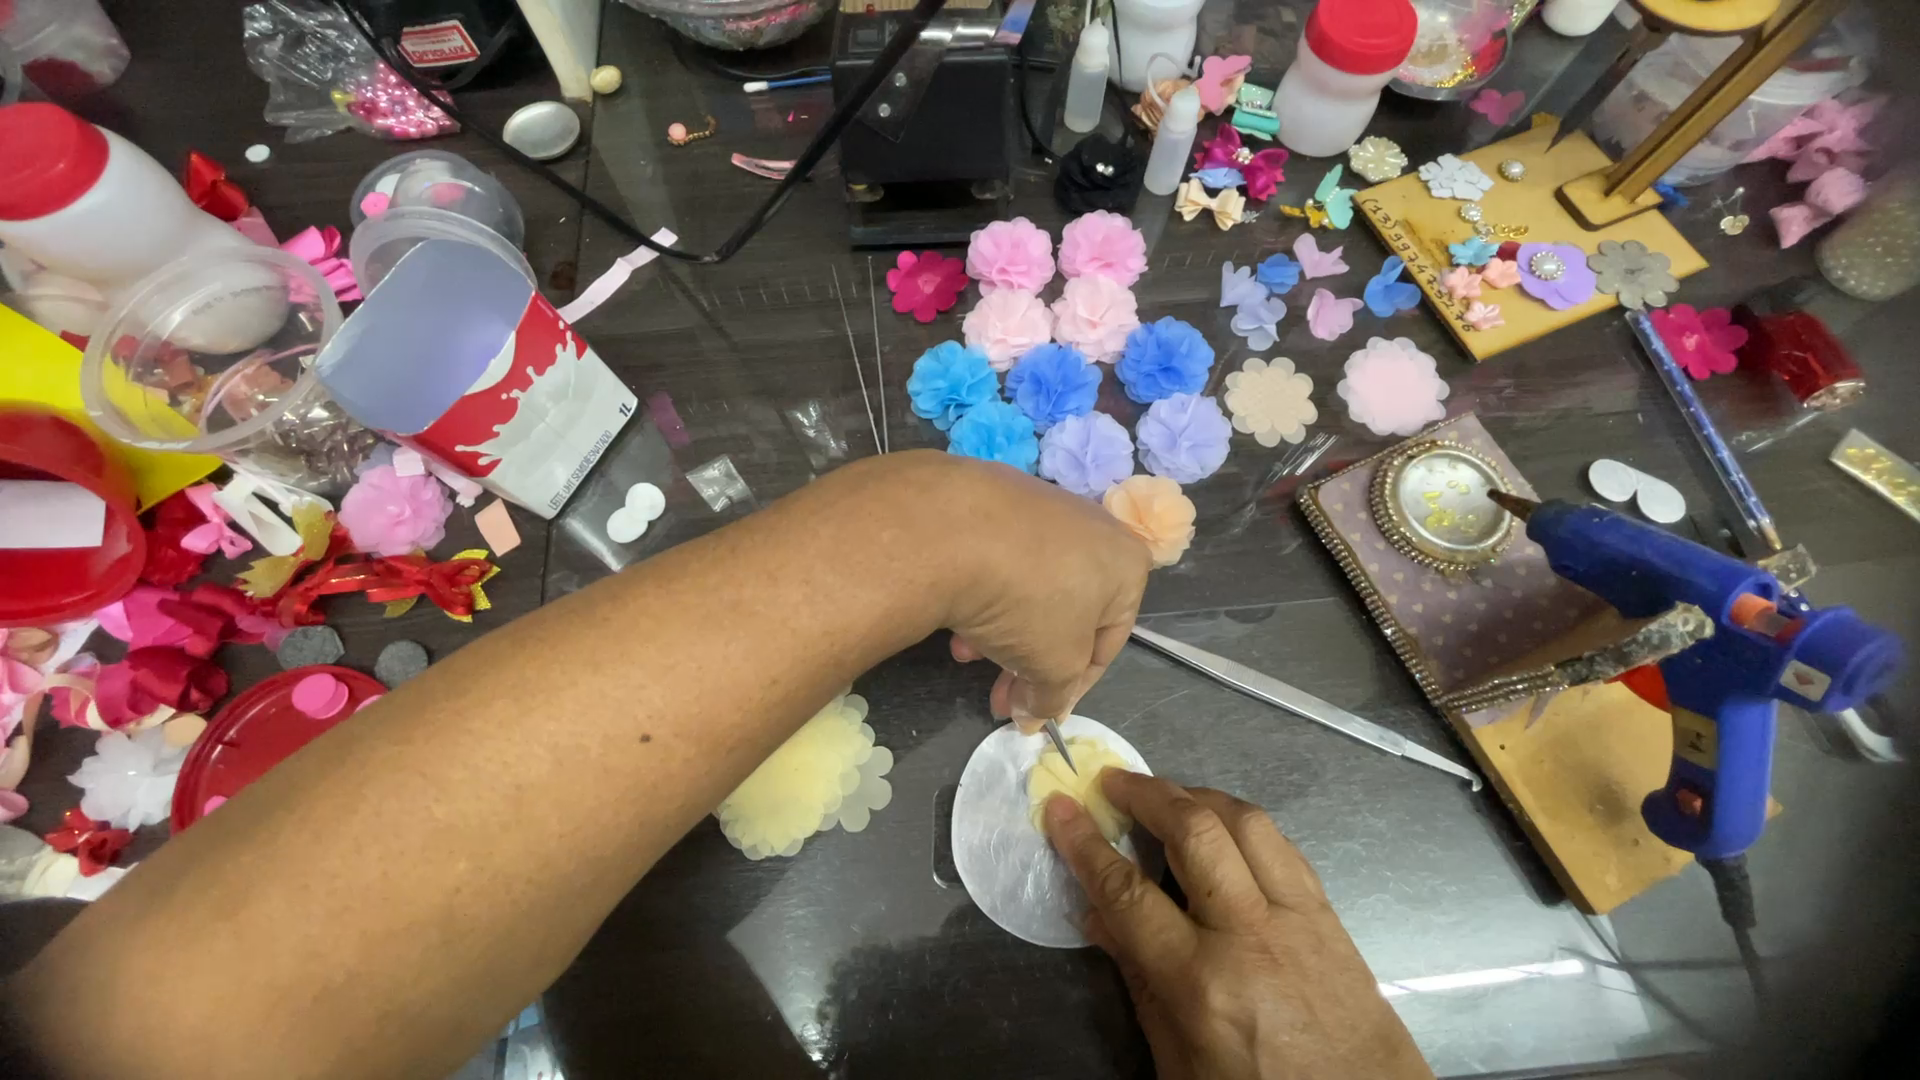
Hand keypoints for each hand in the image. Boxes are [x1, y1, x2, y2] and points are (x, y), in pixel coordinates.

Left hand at [925, 455, 1150, 731]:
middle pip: (1064, 615)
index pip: (1106, 644)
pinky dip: (984, 593)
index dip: (1071, 688)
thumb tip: (1035, 717)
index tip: (1037, 712)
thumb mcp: (1054, 665)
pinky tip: (955, 620)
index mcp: (1127, 565)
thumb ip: (1052, 695)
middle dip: (1029, 664)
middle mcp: (1094, 528)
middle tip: (999, 697)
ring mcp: (1043, 508)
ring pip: (1029, 590)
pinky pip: (1000, 560)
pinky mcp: (996, 498)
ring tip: (966, 656)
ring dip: (1002, 633)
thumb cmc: (1030, 602)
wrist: (957, 531)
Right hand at [1044, 771, 1433, 1079]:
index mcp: (1202, 984)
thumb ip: (1138, 979)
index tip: (1060, 807)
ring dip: (1197, 795)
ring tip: (1167, 796)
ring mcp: (1299, 920)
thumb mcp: (1178, 1062)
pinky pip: (1282, 845)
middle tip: (1114, 782)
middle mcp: (1251, 937)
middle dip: (1146, 794)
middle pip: (1194, 833)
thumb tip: (1097, 913)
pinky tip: (1223, 829)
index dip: (1085, 844)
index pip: (1128, 892)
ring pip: (1246, 823)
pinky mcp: (1330, 916)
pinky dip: (1242, 824)